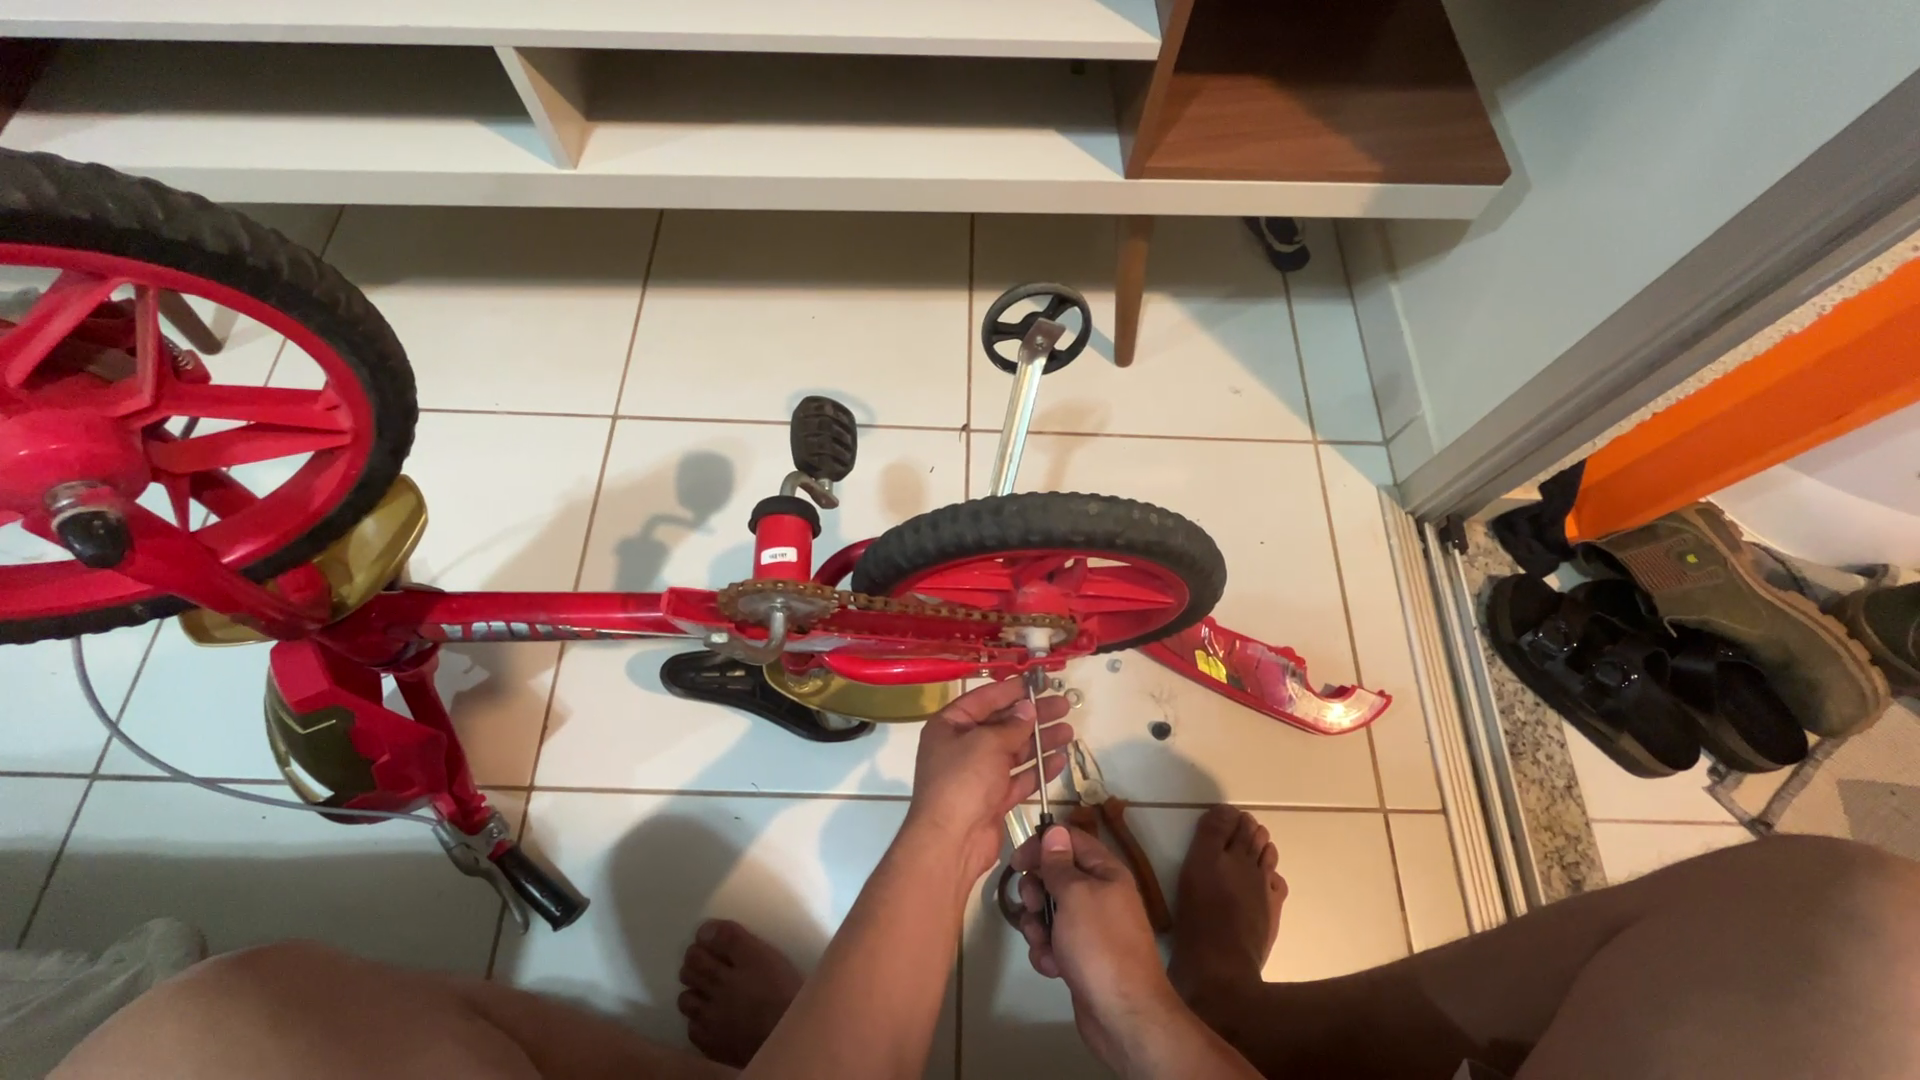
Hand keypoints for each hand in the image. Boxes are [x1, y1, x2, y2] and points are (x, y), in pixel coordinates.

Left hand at [905, 678, 1071, 879]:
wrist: (951, 841)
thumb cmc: (963, 780)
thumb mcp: (987, 743)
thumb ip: (1011, 725)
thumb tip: (1027, 709)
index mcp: (949, 727)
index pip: (982, 700)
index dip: (1010, 691)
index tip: (1037, 684)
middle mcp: (961, 748)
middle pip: (1001, 725)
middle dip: (1033, 717)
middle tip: (1063, 706)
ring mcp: (977, 776)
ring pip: (1013, 752)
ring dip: (1040, 742)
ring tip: (1069, 731)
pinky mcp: (992, 800)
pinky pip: (1018, 779)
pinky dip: (1038, 770)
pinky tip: (1060, 760)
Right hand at [1014, 825, 1178, 1069]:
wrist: (1124, 1016)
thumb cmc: (1100, 945)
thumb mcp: (1075, 895)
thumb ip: (1059, 863)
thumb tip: (1055, 831)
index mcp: (1105, 872)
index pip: (1070, 840)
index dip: (1042, 845)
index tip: (1018, 861)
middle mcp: (1099, 895)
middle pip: (1055, 876)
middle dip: (1036, 891)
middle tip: (1034, 906)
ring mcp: (1090, 928)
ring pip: (1049, 911)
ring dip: (1038, 926)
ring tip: (1044, 944)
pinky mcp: (1080, 957)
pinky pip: (1053, 942)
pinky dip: (1047, 952)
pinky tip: (1052, 967)